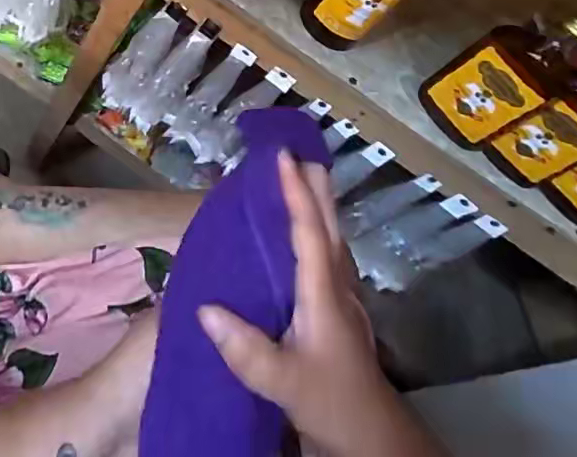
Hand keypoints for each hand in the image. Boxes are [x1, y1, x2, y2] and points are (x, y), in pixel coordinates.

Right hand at [197, 151, 443, 456]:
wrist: (372, 432)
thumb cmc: (330, 399)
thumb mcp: (284, 382)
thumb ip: (246, 349)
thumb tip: (204, 308)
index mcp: (322, 290)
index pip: (308, 230)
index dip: (295, 191)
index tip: (282, 156)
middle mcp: (335, 280)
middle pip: (326, 220)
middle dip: (314, 182)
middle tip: (297, 147)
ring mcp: (341, 290)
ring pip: (331, 232)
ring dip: (318, 199)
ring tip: (302, 173)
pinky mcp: (338, 302)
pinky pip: (327, 248)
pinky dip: (316, 224)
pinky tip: (304, 227)